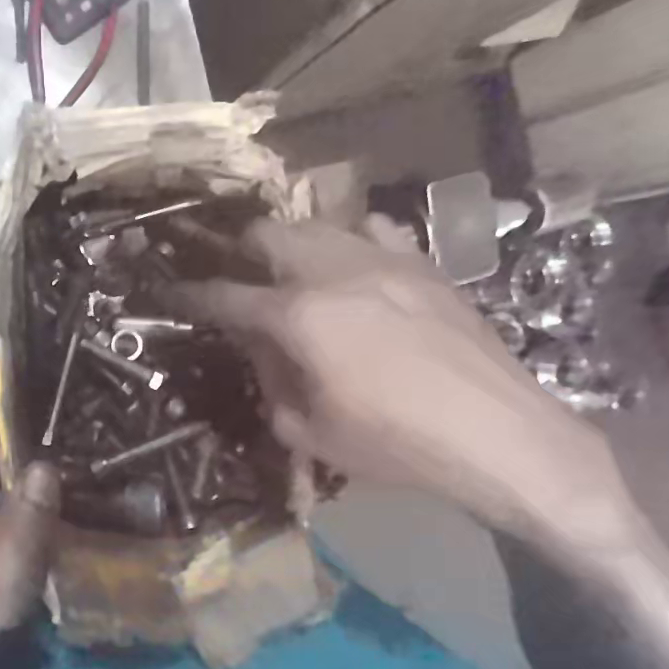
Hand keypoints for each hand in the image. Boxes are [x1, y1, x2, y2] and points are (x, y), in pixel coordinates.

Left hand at [0, 385, 60, 634]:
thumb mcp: (13, 566)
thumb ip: (29, 517)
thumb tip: (45, 468)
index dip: (2, 427)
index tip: (15, 471)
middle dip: (5, 438)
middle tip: (13, 484)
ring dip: (5, 448)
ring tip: (6, 492)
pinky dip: (1, 454)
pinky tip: (0, 490)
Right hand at [178, 219, 633, 550]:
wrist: (500, 434)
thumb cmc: (395, 445)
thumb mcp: (308, 431)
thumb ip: (270, 379)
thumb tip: (259, 344)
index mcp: (297, 317)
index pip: (224, 296)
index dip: (188, 294)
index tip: (168, 291)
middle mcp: (332, 272)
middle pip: (266, 233)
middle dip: (237, 249)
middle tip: (233, 273)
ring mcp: (382, 260)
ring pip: (318, 222)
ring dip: (290, 242)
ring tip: (289, 269)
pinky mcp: (421, 264)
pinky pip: (375, 230)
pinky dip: (351, 241)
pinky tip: (354, 265)